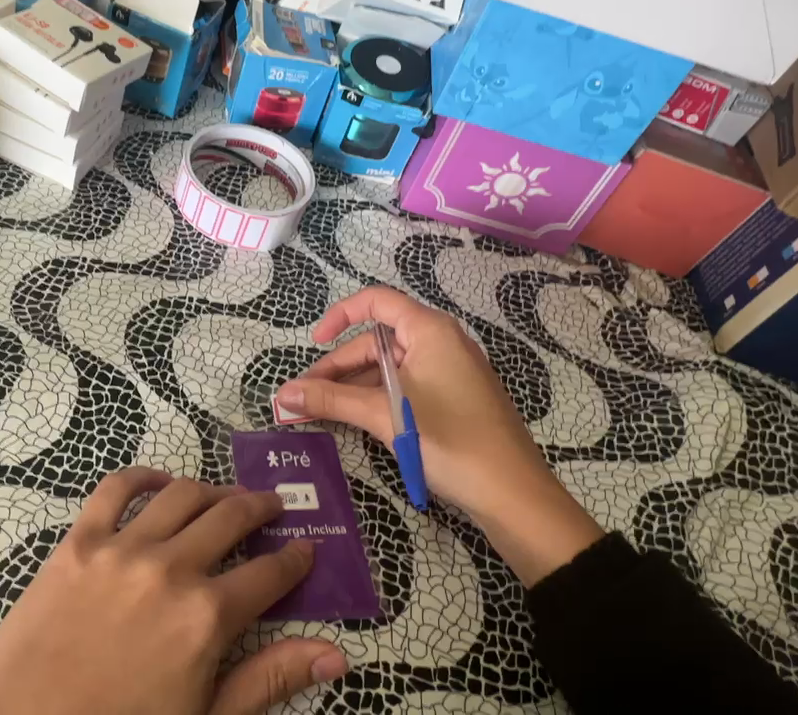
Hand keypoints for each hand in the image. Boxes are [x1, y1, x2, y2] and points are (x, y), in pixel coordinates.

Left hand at [0, 468, 348, 714]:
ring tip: (222, 496)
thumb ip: (269, 679)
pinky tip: (158, 481)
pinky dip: (142, 476)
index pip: (269, 574)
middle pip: (229, 518)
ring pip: (180, 495)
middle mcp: (171, 569)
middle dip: (259, 509)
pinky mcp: (77, 542)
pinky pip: (114, 489)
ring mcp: (121, 549)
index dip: (294, 560)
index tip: (305, 549)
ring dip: (210, 490)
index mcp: (206, 618)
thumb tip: (337, 655)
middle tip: (271, 507)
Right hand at [276, 287, 603, 584]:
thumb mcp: (384, 416)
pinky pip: (405, 386)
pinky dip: (376, 399)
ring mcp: (449, 372)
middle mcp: (441, 342)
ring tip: (318, 411)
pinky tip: (354, 419)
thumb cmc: (450, 441)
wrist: (515, 496)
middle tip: (304, 396)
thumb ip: (330, 400)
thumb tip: (282, 394)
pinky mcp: (454, 400)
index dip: (340, 315)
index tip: (314, 342)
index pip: (376, 301)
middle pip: (377, 341)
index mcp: (430, 330)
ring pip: (389, 368)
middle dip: (338, 366)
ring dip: (353, 387)